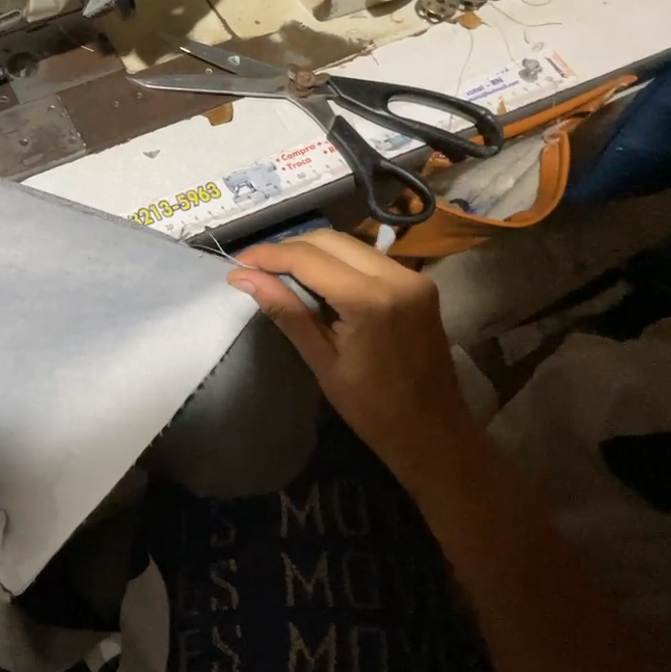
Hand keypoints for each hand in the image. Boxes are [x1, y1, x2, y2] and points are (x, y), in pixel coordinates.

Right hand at [228, 231, 479, 481]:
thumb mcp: (321, 360)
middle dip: (286, 249)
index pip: (308, 258)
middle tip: (253, 269)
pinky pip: (366, 258)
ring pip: (348, 244)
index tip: (237, 264)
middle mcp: (397, 277)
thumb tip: (243, 278)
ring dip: (309, 252)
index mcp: (371, 300)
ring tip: (277, 273)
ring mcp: (412, 277)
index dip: (267, 256)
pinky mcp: (417, 283)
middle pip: (329, 240)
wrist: (433, 431)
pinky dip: (335, 261)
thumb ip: (285, 310)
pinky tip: (314, 280)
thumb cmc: (372, 407)